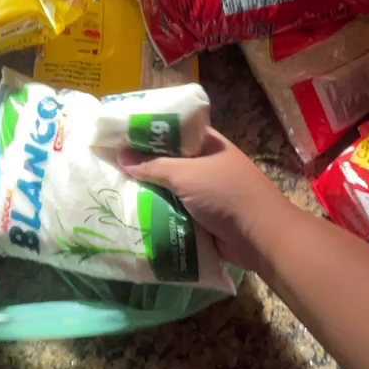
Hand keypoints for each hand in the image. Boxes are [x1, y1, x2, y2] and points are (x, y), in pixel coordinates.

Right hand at [119, 129, 298, 275]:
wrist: (261, 238)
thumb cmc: (227, 195)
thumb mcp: (187, 174)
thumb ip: (152, 165)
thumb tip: (120, 156)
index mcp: (205, 143)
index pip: (170, 130)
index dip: (145, 131)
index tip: (117, 133)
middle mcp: (202, 164)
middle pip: (165, 159)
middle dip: (140, 163)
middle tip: (107, 162)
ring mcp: (201, 191)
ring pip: (166, 187)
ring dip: (146, 190)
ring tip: (111, 186)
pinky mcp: (199, 216)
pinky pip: (171, 209)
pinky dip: (154, 211)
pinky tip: (129, 211)